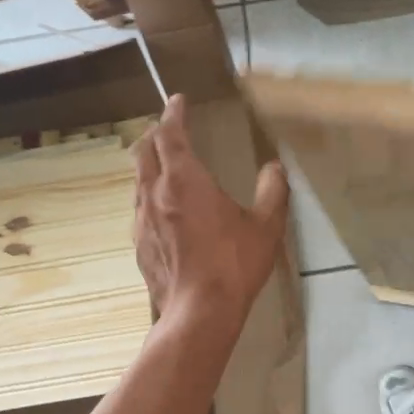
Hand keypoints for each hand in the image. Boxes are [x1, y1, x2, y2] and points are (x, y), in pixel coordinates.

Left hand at [133, 95, 290, 320]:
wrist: (200, 313)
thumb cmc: (235, 264)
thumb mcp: (266, 226)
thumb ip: (272, 191)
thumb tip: (275, 168)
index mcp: (185, 180)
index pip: (171, 134)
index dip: (174, 113)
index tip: (178, 100)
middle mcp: (156, 193)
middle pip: (144, 151)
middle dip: (156, 134)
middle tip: (169, 129)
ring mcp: (142, 221)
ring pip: (138, 180)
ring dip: (149, 164)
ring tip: (164, 165)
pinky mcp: (139, 245)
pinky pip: (139, 208)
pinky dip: (150, 195)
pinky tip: (164, 210)